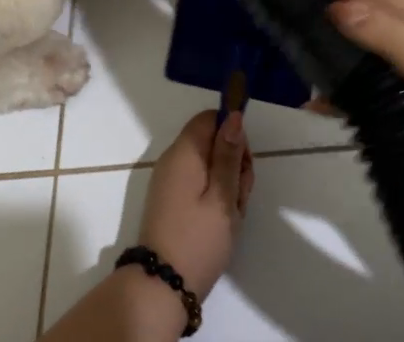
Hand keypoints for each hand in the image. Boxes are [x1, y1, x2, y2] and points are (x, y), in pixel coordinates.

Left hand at [137, 110, 253, 297]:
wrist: (161, 287)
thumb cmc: (198, 239)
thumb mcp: (223, 195)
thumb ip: (229, 154)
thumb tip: (233, 115)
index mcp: (184, 152)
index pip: (210, 119)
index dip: (232, 133)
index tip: (242, 164)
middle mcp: (173, 161)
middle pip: (211, 143)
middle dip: (233, 164)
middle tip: (240, 196)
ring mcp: (170, 182)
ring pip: (209, 167)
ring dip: (227, 185)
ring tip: (232, 215)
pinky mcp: (171, 202)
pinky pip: (199, 185)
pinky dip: (215, 198)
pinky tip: (222, 222)